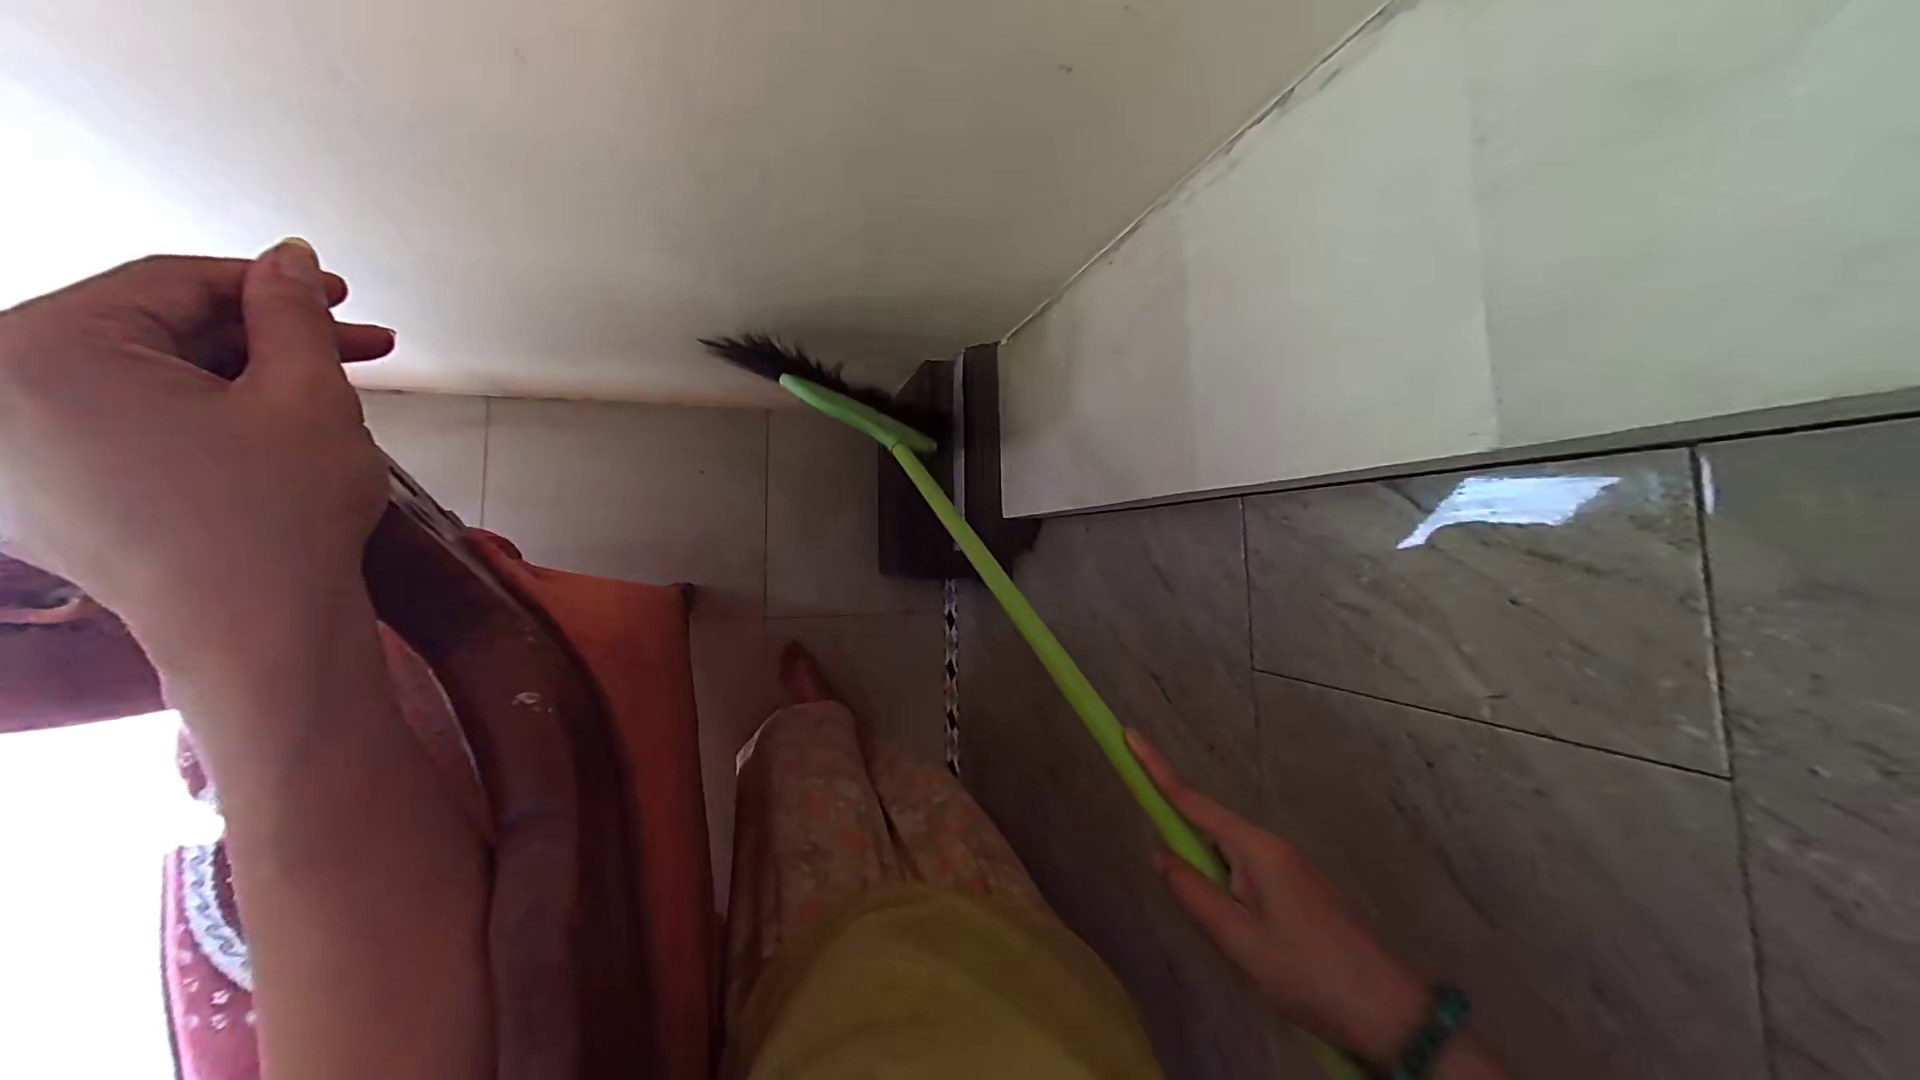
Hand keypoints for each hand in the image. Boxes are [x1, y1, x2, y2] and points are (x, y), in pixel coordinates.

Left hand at [0, 244, 394, 654]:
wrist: (260, 631)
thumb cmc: (286, 509)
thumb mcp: (310, 397)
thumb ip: (294, 314)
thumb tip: (286, 254)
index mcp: (39, 350)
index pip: (168, 282)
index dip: (267, 282)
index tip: (339, 292)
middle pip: (154, 333)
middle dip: (267, 337)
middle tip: (357, 346)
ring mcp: (10, 453)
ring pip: (148, 382)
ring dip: (245, 378)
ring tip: (328, 394)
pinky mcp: (42, 496)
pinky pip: (131, 427)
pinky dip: (207, 418)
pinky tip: (275, 432)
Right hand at [1126, 728, 1433, 1067]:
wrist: (1390, 1012)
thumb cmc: (1307, 971)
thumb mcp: (1237, 938)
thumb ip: (1192, 891)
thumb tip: (1159, 855)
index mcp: (1254, 847)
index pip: (1191, 798)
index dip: (1156, 766)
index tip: (1130, 734)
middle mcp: (1269, 845)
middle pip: (1207, 828)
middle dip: (1186, 849)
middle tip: (1196, 898)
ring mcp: (1285, 866)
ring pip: (1226, 858)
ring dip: (1212, 883)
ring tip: (1236, 940)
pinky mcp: (1294, 888)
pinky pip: (1244, 875)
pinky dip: (1229, 893)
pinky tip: (1247, 938)